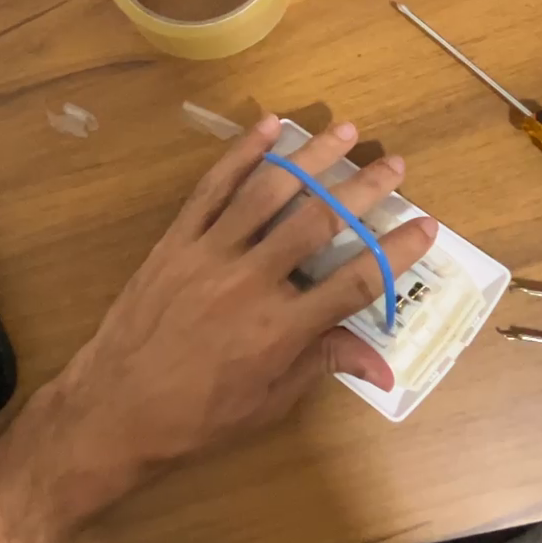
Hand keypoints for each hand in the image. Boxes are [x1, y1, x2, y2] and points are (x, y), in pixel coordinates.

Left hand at [36, 115, 437, 498]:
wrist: (115, 404)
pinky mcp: (176, 240)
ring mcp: (208, 254)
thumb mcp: (267, 402)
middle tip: (392, 163)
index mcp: (279, 329)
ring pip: (267, 194)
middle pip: (316, 224)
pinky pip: (211, 189)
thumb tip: (385, 364)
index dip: (395, 252)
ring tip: (342, 130)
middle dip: (360, 190)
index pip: (354, 282)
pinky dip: (241, 154)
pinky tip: (266, 128)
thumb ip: (321, 365)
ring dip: (309, 158)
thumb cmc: (197, 414)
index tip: (426, 224)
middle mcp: (249, 282)